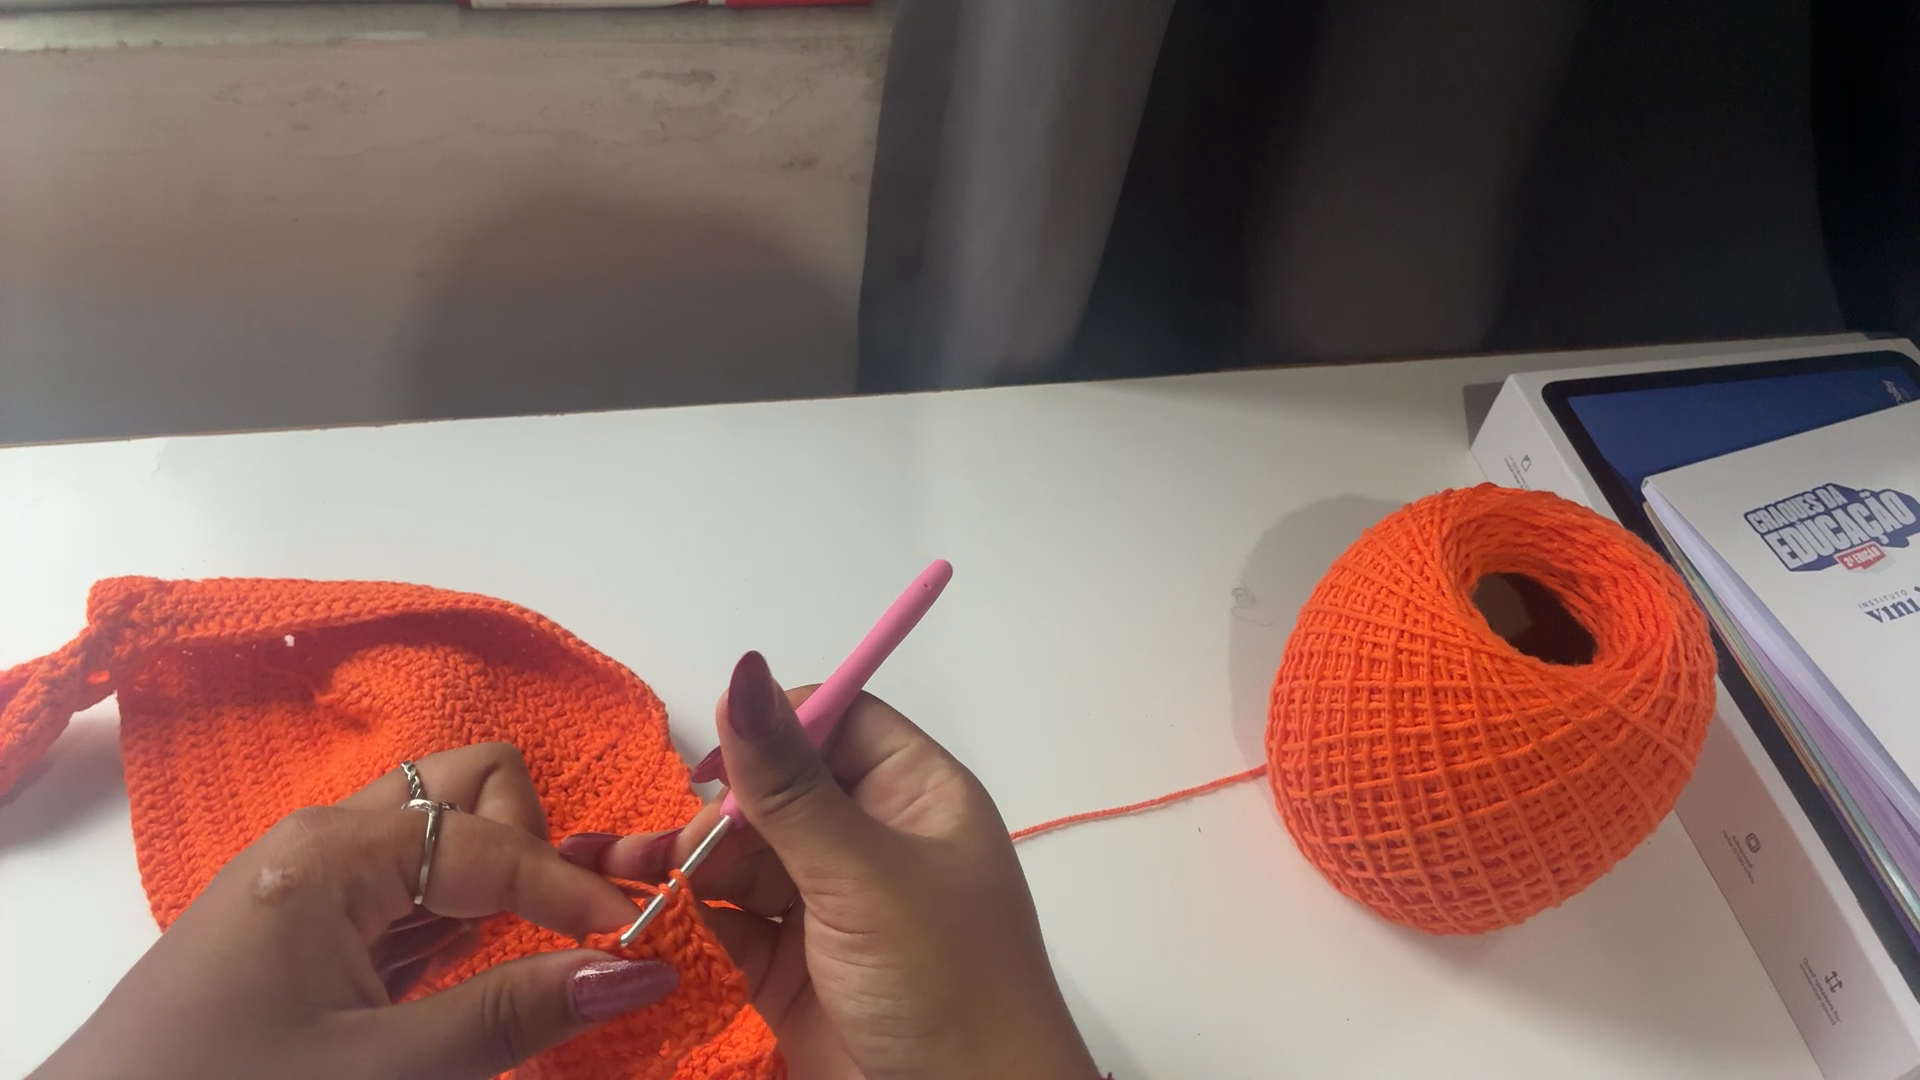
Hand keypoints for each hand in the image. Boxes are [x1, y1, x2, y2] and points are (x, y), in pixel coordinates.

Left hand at [33, 743, 678, 1079]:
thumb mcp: (374, 1077)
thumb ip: (514, 1014)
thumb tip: (643, 970)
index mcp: (336, 850)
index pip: (499, 842)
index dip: (571, 888)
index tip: (627, 938)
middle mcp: (331, 833)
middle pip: (478, 783)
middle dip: (527, 842)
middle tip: (528, 924)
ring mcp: (318, 867)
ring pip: (454, 822)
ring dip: (495, 873)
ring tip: (485, 950)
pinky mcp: (314, 908)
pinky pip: (421, 871)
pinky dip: (458, 904)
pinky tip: (440, 966)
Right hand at [559, 651, 1098, 1079]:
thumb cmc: (939, 976)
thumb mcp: (861, 872)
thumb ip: (790, 784)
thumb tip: (742, 671)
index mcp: (914, 791)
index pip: (839, 721)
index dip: (777, 726)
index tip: (717, 759)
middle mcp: (874, 833)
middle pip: (783, 790)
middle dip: (723, 811)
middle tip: (682, 847)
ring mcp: (833, 898)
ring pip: (749, 856)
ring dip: (688, 864)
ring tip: (615, 875)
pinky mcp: (797, 959)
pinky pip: (736, 920)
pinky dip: (691, 918)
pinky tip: (638, 916)